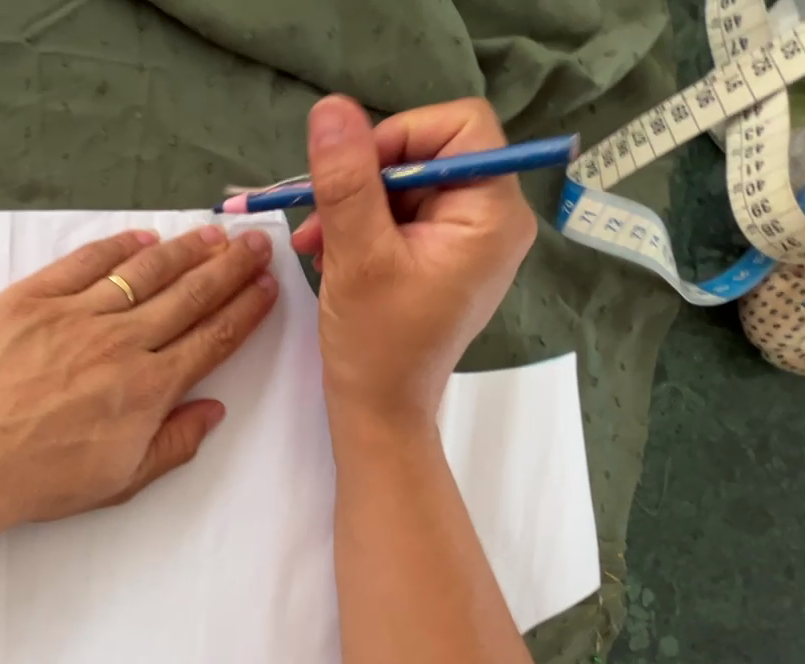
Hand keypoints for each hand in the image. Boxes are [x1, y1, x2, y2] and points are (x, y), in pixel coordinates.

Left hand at [0, 224, 276, 526]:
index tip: (266, 287)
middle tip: (255, 245)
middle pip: (189, 295)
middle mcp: (122, 342)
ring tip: (212, 235)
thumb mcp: (120, 481)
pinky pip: (86, 263)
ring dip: (184, 250)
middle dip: (229, 267)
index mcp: (149, 389)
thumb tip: (214, 410)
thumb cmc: (43, 479)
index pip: (211, 339)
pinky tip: (142, 239)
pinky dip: (118, 247)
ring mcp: (76, 315)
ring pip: (143, 272)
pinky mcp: (33, 299)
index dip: (244, 311)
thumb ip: (173, 445)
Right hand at [291, 96, 536, 439]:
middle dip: (363, 183)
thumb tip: (330, 110)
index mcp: (490, 214)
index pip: (458, 129)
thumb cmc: (375, 344)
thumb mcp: (356, 257)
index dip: (397, 137)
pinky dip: (361, 232)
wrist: (377, 412)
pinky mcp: (438, 262)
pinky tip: (331, 256)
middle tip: (314, 219)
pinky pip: (400, 222)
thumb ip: (346, 182)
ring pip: (405, 192)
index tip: (345, 176)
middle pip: (427, 159)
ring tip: (314, 244)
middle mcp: (489, 220)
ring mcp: (464, 243)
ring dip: (353, 210)